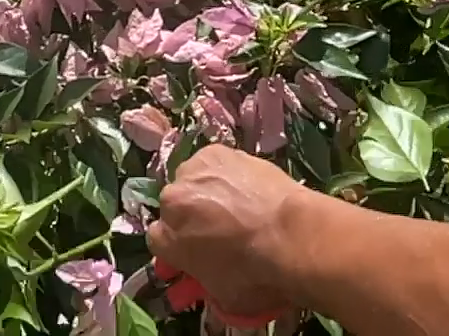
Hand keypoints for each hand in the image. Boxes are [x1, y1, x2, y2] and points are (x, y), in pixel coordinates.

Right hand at [146, 145, 310, 321]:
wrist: (290, 234)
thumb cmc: (256, 274)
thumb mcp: (222, 296)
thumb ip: (200, 282)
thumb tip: (200, 276)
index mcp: (166, 238)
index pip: (158, 241)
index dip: (176, 249)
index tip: (194, 253)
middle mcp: (172, 199)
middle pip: (173, 207)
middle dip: (189, 218)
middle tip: (216, 230)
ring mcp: (193, 170)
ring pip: (191, 181)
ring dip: (203, 192)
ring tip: (233, 204)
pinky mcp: (216, 151)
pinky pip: (212, 164)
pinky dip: (223, 174)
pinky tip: (244, 186)